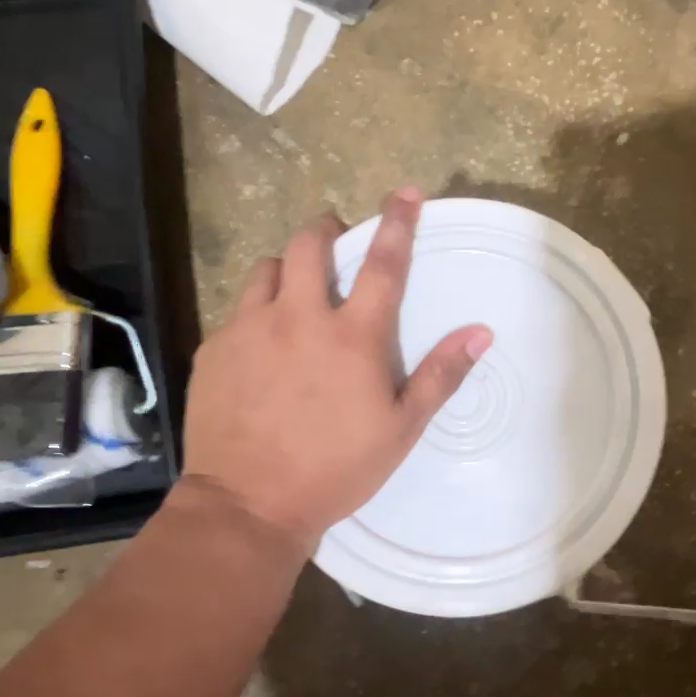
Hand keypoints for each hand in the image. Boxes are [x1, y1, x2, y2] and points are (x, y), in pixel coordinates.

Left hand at [182, 187, 491, 549]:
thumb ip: (440, 374)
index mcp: (352, 335)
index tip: (406, 191)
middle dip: (327, 228)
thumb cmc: (336, 469)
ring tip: (298, 293)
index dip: (397, 221)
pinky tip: (263, 348)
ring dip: (288, 268)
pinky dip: (257, 313)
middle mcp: (299, 318)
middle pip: (310, 243)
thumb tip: (481, 332)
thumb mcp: (402, 428)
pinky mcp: (214, 349)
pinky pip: (238, 311)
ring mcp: (250, 330)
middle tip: (337, 240)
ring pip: (267, 268)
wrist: (247, 505)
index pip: (383, 262)